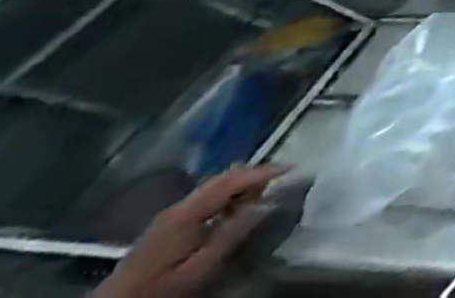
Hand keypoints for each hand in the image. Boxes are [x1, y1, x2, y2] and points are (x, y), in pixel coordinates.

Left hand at [95, 165, 285, 297]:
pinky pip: (207, 198)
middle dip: (255, 174)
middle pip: (223, 177)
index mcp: (186, 213)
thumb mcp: (200, 267)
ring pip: (216, 186)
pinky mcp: (168, 224)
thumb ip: (232, 233)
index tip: (294, 169)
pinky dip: (229, 195)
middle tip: (283, 180)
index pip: (232, 180)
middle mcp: (178, 207)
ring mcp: (171, 215)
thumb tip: (266, 203)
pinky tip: (237, 208)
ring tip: (265, 193)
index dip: (265, 172)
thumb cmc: (160, 290)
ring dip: (243, 184)